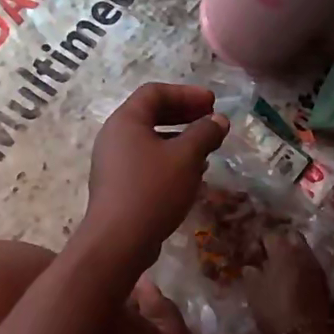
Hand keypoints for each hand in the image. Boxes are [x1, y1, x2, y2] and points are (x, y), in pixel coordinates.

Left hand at [78, 83, 229, 270]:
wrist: (119, 241)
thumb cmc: (152, 190)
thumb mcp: (186, 158)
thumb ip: (204, 134)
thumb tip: (219, 120)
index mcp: (126, 121)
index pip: (155, 92)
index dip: (187, 94)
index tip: (213, 104)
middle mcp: (114, 137)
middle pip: (151, 115)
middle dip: (185, 116)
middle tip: (211, 122)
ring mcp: (113, 164)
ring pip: (151, 142)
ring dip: (180, 142)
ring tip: (206, 151)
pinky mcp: (118, 187)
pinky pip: (147, 164)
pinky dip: (170, 162)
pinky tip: (190, 177)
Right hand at [245, 231, 333, 333]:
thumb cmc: (273, 309)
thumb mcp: (253, 291)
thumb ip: (251, 273)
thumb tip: (251, 266)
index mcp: (282, 251)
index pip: (269, 234)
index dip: (258, 242)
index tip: (252, 253)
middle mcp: (301, 252)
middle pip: (291, 236)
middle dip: (280, 242)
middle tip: (268, 255)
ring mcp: (315, 265)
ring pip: (303, 250)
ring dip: (292, 254)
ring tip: (279, 268)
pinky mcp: (323, 280)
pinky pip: (309, 264)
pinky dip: (300, 267)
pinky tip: (292, 279)